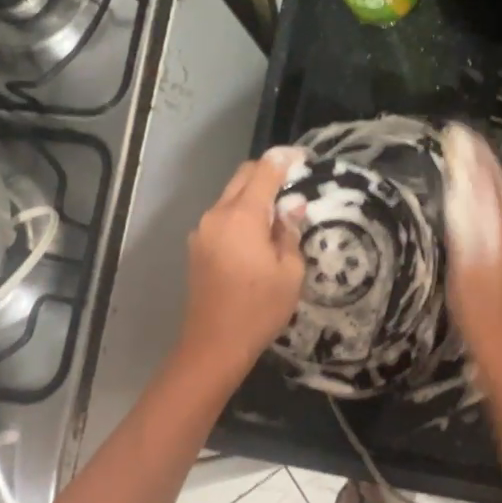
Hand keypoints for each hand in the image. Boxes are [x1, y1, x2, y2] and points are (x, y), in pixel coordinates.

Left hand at [180, 147, 307, 371]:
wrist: (214, 344)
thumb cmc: (259, 309)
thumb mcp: (289, 272)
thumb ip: (290, 233)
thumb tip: (291, 207)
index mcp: (242, 216)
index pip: (264, 171)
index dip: (285, 159)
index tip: (304, 158)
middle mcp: (217, 215)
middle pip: (242, 177)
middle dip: (268, 172)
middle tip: (294, 182)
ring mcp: (202, 231)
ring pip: (230, 197)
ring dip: (253, 195)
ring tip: (279, 212)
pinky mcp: (197, 247)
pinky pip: (222, 217)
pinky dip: (241, 214)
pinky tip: (258, 234)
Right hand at [442, 123, 501, 359]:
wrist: (499, 338)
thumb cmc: (475, 305)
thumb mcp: (463, 261)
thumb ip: (464, 222)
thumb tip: (461, 181)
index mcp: (500, 225)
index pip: (486, 178)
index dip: (472, 154)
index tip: (456, 132)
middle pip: (496, 182)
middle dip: (480, 158)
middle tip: (461, 137)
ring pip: (501, 195)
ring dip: (485, 173)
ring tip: (468, 157)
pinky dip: (490, 193)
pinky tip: (482, 195)